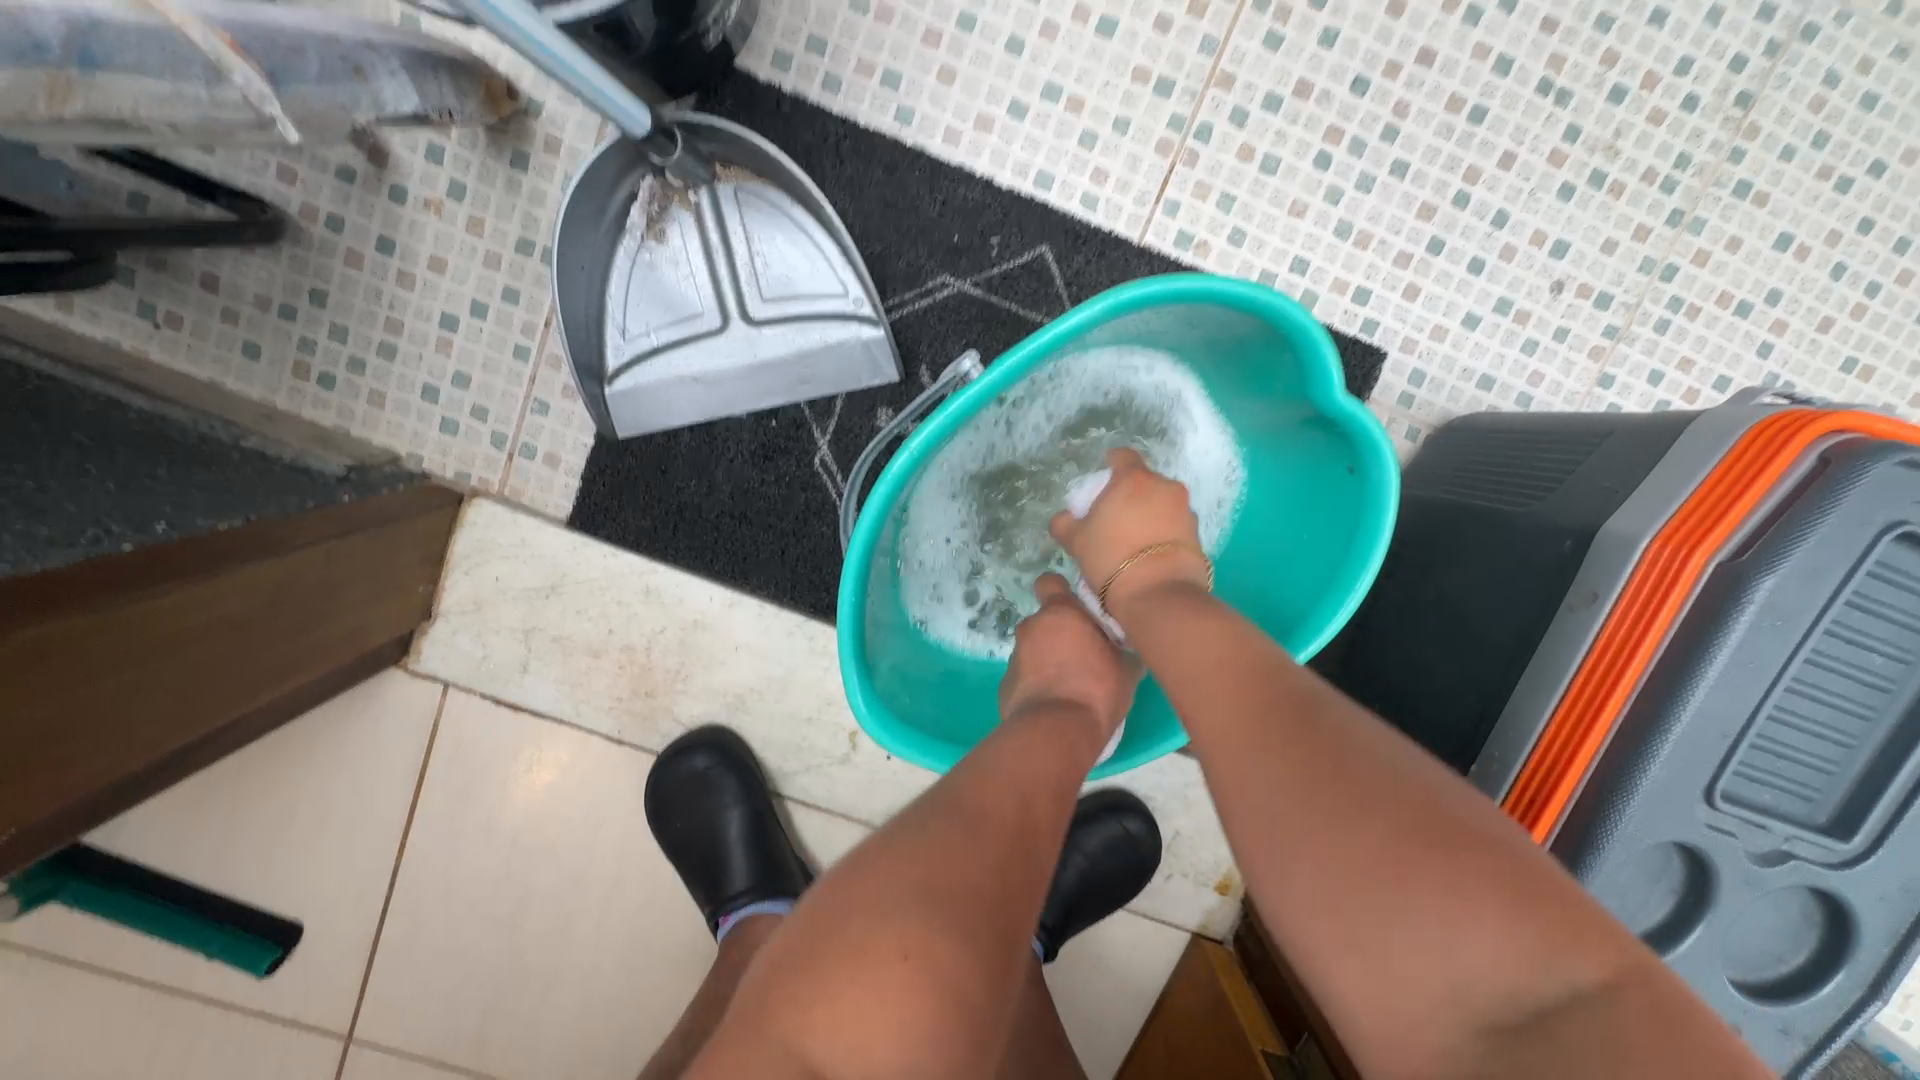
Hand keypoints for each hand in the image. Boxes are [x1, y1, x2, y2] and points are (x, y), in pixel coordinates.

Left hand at [999, 574, 1140, 740]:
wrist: (1056, 732)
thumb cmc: (1096, 690)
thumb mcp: (1126, 669)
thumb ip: (1121, 650)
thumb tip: (1126, 652)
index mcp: (1060, 614)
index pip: (1050, 583)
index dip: (1060, 592)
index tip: (1075, 610)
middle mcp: (1031, 628)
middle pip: (1045, 622)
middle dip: (1059, 634)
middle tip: (1082, 656)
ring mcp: (1014, 656)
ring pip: (1034, 650)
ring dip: (1047, 660)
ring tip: (1069, 686)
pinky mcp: (1005, 684)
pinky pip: (1025, 676)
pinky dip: (1036, 684)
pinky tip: (1053, 704)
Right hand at [1049, 447, 1210, 613]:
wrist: (1158, 593)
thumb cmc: (1111, 557)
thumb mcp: (1075, 541)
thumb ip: (1064, 523)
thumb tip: (1064, 518)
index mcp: (1133, 479)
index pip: (1123, 456)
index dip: (1112, 463)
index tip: (1104, 479)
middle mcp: (1165, 486)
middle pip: (1145, 481)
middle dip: (1132, 493)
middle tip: (1115, 515)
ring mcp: (1185, 509)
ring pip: (1163, 502)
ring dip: (1150, 513)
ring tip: (1134, 538)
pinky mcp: (1198, 533)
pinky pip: (1175, 524)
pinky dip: (1164, 531)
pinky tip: (1150, 552)